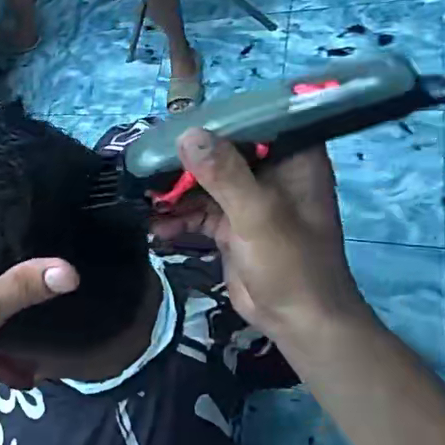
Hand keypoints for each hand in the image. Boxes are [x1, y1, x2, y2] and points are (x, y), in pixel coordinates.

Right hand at [150, 129, 369, 341]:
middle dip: (184, 161)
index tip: (174, 124)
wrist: (300, 323)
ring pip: (205, 184)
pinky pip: (199, 212)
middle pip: (220, 153)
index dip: (214, 121)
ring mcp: (251, 200)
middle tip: (146, 165)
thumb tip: (187, 135)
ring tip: (144, 199)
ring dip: (175, 193)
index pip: (250, 123)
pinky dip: (179, 218)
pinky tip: (156, 227)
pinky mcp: (233, 226)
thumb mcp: (258, 214)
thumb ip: (224, 174)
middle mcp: (271, 172)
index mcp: (292, 159)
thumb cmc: (291, 264)